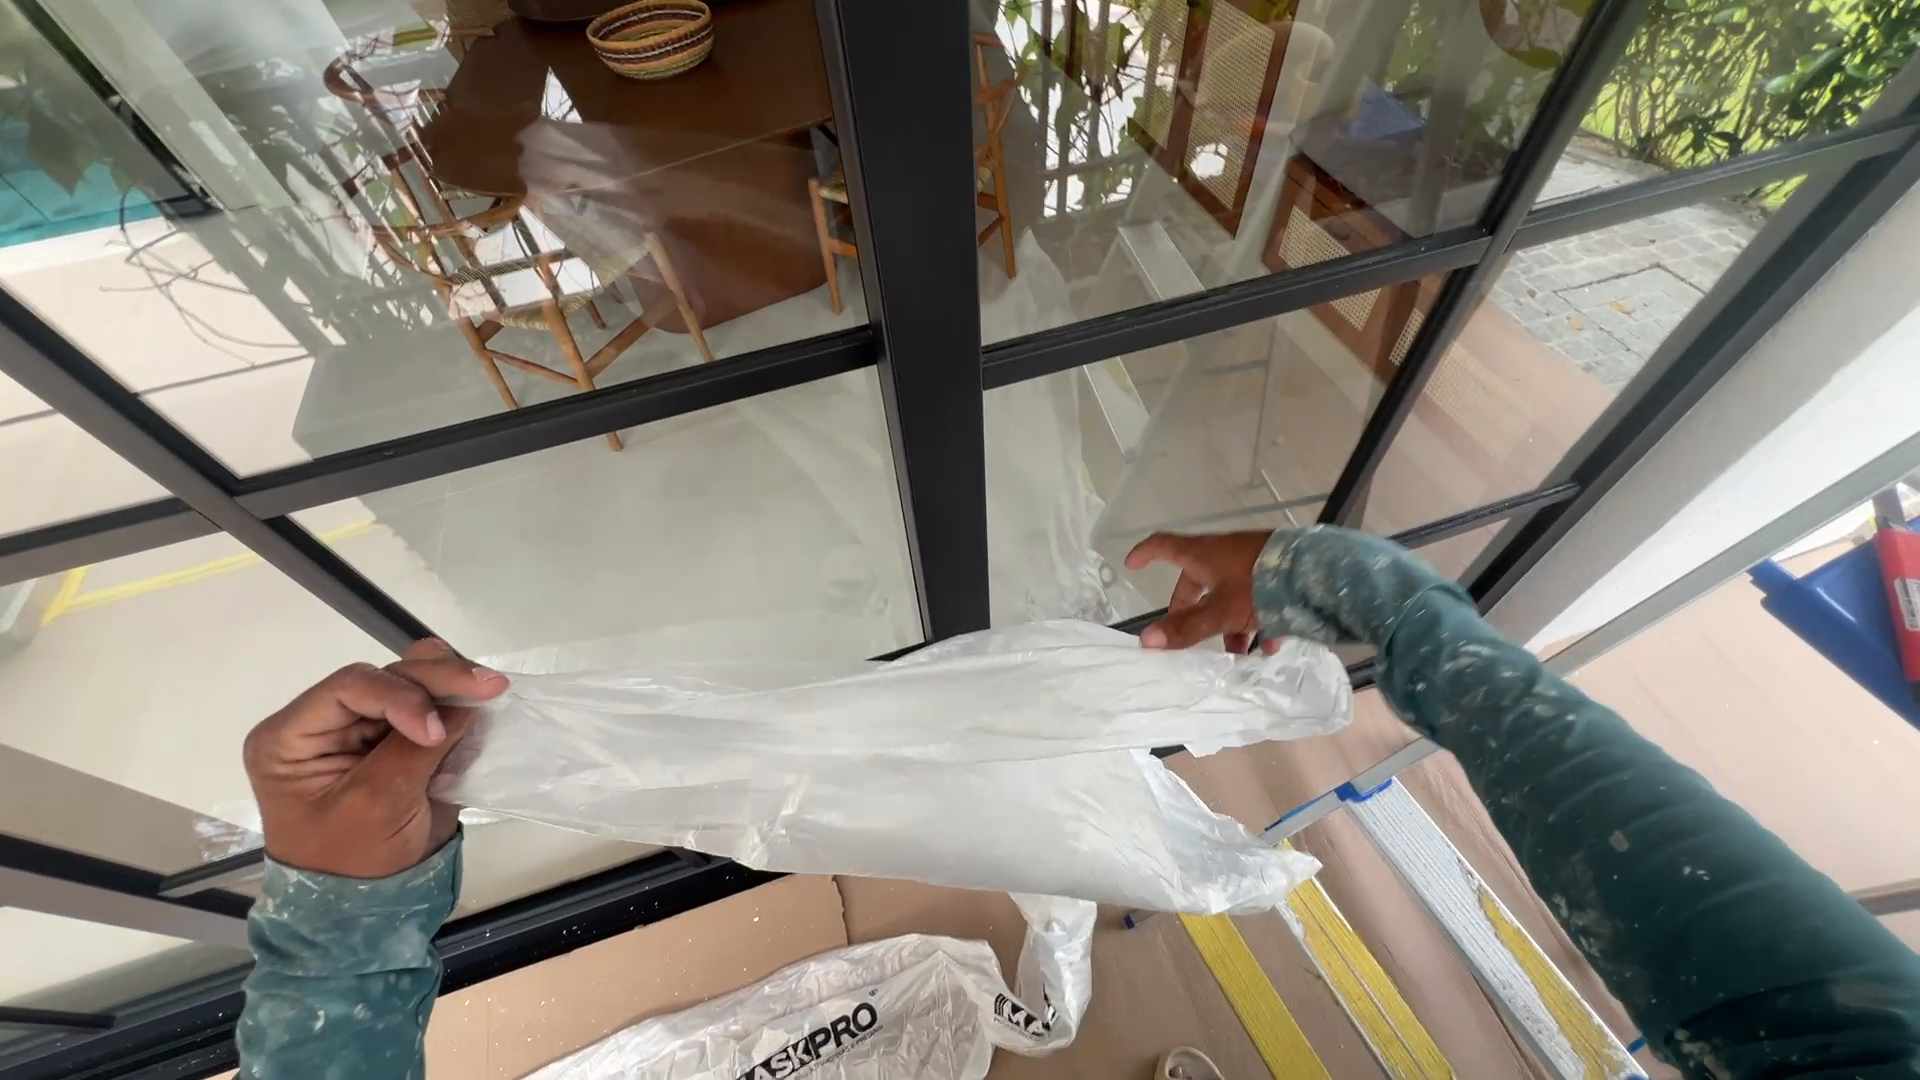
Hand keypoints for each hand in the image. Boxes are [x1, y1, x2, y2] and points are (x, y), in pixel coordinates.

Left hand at [243, 638, 508, 878]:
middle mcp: (329, 721)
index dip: (403, 696)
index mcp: (293, 737)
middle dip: (441, 678)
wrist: (371, 899)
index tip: (438, 734)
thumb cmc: (354, 859)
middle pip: (390, 675)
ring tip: (492, 687)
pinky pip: (436, 700)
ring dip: (455, 679)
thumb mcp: (376, 803)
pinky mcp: (405, 735)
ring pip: (417, 677)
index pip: (352, 687)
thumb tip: (465, 704)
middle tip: (494, 686)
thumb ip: (415, 748)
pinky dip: (462, 697)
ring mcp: (369, 726)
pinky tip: (485, 701)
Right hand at [1124, 530, 1276, 651]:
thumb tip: (1145, 640)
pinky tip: (1270, 646)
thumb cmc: (1262, 585)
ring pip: (1227, 592)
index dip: (1145, 553)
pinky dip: (1256, 621)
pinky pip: (1257, 597)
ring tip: (1236, 651)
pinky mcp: (1276, 573)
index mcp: (1203, 555)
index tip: (1131, 564)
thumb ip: (1186, 629)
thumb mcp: (1220, 612)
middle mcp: (1224, 554)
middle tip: (1186, 632)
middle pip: (1196, 578)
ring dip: (1226, 622)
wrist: (1322, 573)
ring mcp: (1251, 562)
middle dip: (1189, 608)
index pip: (1163, 545)